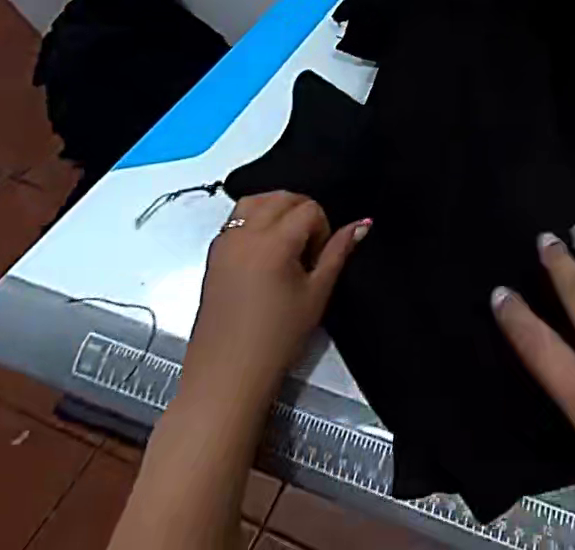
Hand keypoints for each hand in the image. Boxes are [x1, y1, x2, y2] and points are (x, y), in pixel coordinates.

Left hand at [180, 192, 368, 414]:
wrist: (227, 376)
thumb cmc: (277, 338)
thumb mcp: (317, 293)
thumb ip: (338, 252)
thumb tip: (362, 224)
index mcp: (272, 243)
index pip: (309, 209)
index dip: (323, 229)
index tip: (320, 258)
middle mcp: (244, 235)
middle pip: (281, 197)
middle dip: (302, 212)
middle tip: (310, 248)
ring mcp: (223, 244)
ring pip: (254, 201)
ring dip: (276, 209)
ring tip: (289, 241)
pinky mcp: (212, 257)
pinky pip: (235, 219)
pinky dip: (254, 220)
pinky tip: (266, 250)